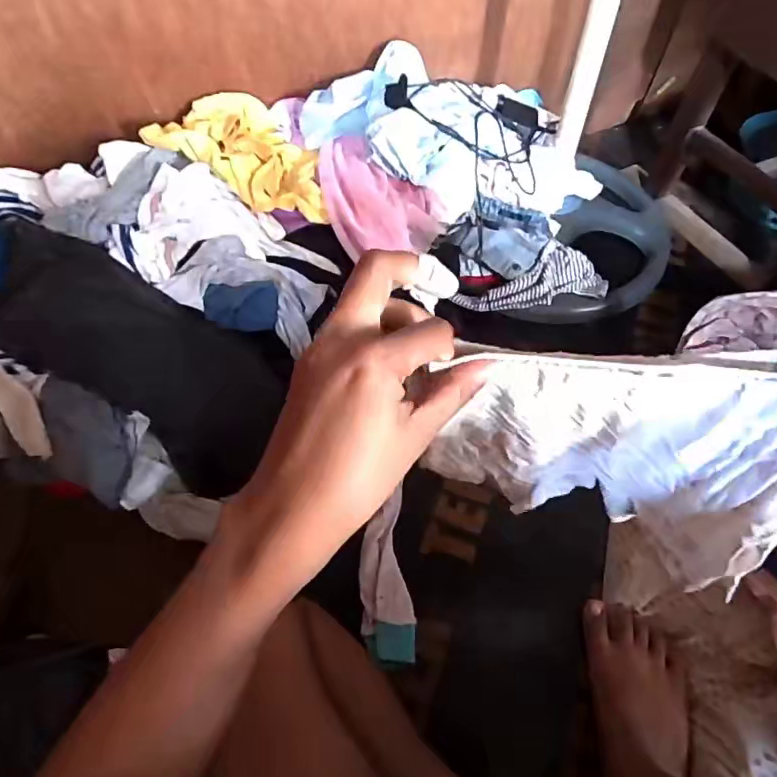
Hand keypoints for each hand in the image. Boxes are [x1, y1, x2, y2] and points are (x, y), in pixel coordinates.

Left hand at [221, 251, 488, 581]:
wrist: (290, 507)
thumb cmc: (359, 479)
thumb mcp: (414, 436)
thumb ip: (450, 392)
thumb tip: (486, 366)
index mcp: (373, 357)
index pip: (431, 329)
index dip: (452, 346)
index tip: (452, 368)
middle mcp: (342, 337)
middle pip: (375, 270)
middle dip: (412, 269)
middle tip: (439, 289)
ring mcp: (319, 344)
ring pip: (360, 297)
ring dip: (392, 308)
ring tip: (412, 354)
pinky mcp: (308, 359)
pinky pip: (345, 324)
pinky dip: (372, 329)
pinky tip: (387, 369)